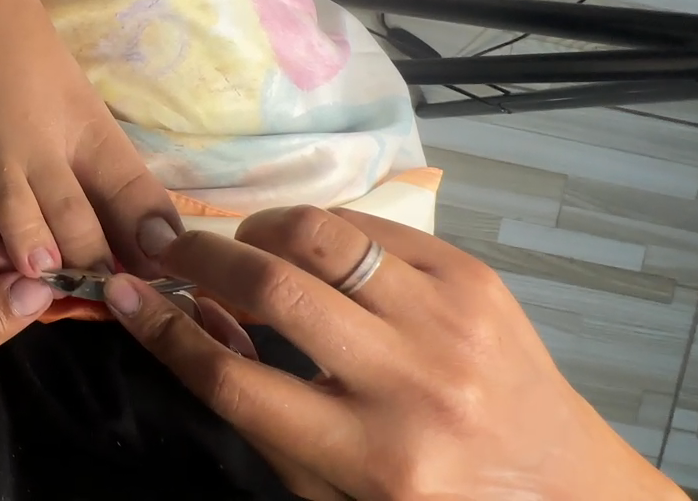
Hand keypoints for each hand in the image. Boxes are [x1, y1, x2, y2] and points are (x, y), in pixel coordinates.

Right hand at [0, 0, 181, 277]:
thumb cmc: (14, 33)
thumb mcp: (78, 97)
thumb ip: (115, 173)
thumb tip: (162, 240)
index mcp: (68, 133)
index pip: (107, 218)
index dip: (119, 260)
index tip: (121, 287)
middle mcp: (13, 149)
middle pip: (41, 235)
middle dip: (53, 268)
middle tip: (49, 281)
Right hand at [101, 207, 687, 500]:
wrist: (578, 497)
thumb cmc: (433, 500)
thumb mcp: (333, 488)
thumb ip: (253, 408)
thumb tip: (184, 314)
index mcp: (375, 460)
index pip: (233, 378)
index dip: (160, 327)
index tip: (119, 291)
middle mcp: (415, 388)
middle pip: (271, 289)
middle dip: (197, 256)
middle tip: (167, 247)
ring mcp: (453, 324)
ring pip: (316, 235)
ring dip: (257, 231)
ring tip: (246, 246)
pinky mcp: (476, 279)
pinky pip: (364, 224)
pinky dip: (315, 231)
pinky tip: (311, 252)